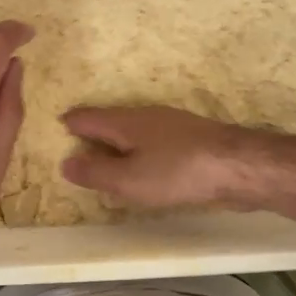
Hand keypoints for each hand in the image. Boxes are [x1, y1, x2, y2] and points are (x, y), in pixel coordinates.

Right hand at [61, 105, 260, 209]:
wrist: (240, 166)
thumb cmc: (176, 172)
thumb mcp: (128, 179)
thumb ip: (95, 173)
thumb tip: (64, 163)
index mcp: (124, 122)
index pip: (86, 117)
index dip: (69, 125)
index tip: (55, 131)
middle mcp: (146, 115)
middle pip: (110, 121)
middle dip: (93, 133)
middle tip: (76, 149)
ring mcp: (171, 125)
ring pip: (134, 131)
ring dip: (118, 144)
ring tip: (107, 161)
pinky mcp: (191, 140)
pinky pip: (154, 142)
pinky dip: (141, 152)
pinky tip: (145, 168)